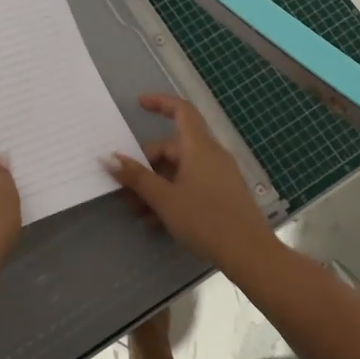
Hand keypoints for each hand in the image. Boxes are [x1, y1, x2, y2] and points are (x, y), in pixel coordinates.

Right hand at [105, 93, 277, 267]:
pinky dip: (172, 196)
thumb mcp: (164, 199)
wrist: (251, 256)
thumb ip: (136, 177)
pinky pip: (191, 185)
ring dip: (155, 187)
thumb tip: (108, 157)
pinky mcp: (223, 195)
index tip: (138, 104)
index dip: (160, 102)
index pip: (181, 111)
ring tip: (139, 214)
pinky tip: (157, 222)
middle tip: (126, 192)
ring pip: (179, 172)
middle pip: (171, 149)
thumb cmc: (206, 220)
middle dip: (145, 167)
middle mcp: (211, 155)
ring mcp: (219, 176)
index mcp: (199, 147)